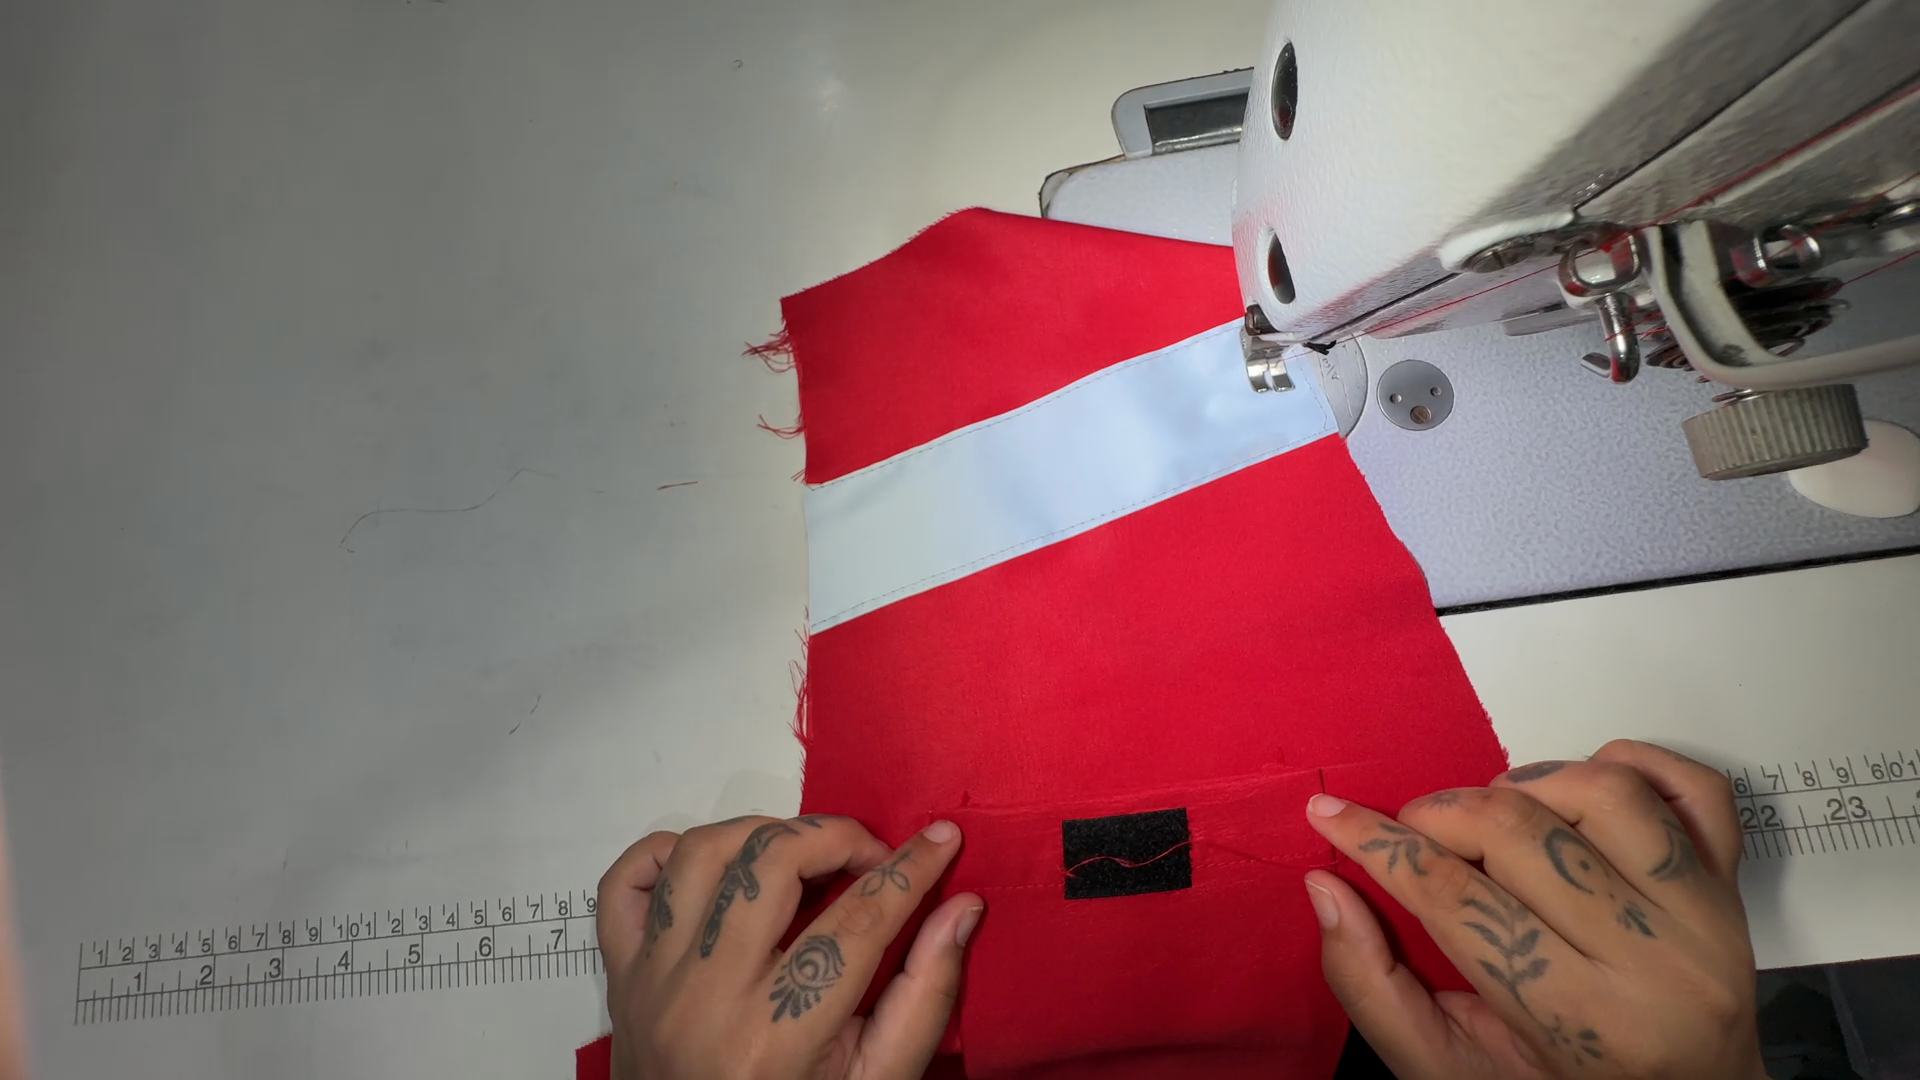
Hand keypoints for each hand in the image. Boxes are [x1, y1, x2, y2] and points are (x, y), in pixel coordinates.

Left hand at [596, 815, 984, 1079]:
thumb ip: (926, 995)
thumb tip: (964, 904)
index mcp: (774, 1043)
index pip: (857, 923)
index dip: (911, 869)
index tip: (942, 837)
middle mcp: (703, 1001)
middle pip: (771, 863)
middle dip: (838, 837)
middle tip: (869, 858)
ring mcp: (649, 981)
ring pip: (702, 851)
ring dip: (764, 834)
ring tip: (802, 859)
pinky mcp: (618, 972)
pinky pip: (626, 879)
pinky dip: (669, 853)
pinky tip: (719, 871)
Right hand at [1302, 740, 1764, 1078]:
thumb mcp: (1442, 1067)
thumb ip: (1369, 984)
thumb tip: (1323, 885)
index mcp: (1585, 1021)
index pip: (1452, 896)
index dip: (1373, 842)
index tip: (1325, 812)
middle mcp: (1661, 966)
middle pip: (1516, 830)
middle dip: (1435, 815)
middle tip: (1414, 835)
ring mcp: (1710, 920)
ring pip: (1601, 792)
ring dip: (1523, 786)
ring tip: (1494, 819)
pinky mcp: (1732, 889)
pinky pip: (1693, 790)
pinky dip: (1630, 765)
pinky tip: (1575, 793)